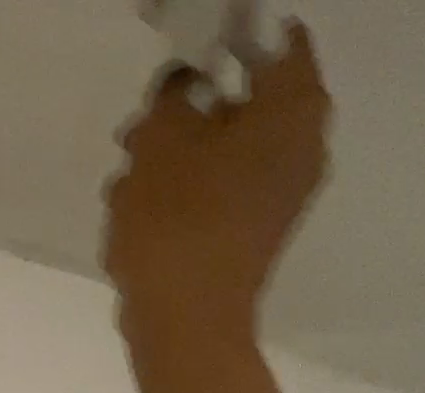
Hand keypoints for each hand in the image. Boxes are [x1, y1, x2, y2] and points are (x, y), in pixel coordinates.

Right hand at [103, 22, 331, 338]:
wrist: (184, 318)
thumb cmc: (175, 222)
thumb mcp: (160, 143)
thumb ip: (171, 98)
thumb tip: (182, 83)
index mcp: (292, 108)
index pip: (272, 42)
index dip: (223, 42)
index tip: (176, 60)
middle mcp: (300, 143)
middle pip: (240, 102)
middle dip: (182, 113)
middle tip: (135, 134)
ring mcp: (276, 192)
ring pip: (218, 151)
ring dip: (169, 159)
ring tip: (124, 186)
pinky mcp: (247, 231)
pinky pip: (212, 192)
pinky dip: (176, 194)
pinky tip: (136, 216)